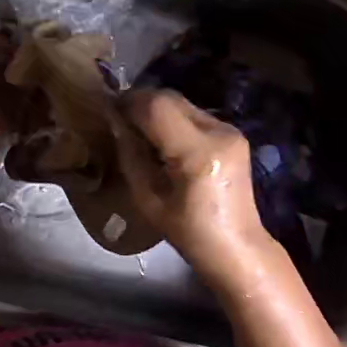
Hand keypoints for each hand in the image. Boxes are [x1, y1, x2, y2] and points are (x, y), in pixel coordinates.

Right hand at [111, 88, 268, 270]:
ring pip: (182, 103)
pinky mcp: (233, 133)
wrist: (237, 248)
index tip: (109, 111)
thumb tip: (117, 125)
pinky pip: (194, 115)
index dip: (129, 103)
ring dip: (157, 110)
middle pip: (170, 98)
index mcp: (198, 153)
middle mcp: (218, 133)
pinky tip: (162, 140)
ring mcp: (230, 130)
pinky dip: (172, 119)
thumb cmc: (188, 233)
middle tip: (120, 119)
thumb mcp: (147, 199)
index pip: (157, 107)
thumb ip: (131, 155)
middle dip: (141, 103)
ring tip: (139, 131)